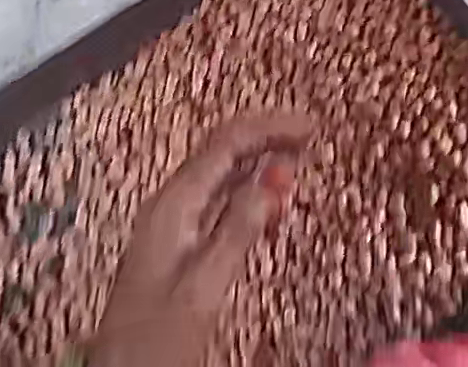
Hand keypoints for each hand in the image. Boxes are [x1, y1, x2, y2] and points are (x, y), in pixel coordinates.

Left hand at [87, 114, 313, 366]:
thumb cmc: (156, 340)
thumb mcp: (203, 287)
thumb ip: (238, 229)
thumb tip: (275, 179)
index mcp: (175, 202)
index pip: (228, 141)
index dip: (271, 127)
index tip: (310, 127)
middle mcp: (172, 201)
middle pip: (225, 148)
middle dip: (268, 136)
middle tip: (309, 137)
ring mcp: (174, 220)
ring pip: (224, 170)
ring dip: (262, 159)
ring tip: (298, 160)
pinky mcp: (180, 241)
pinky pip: (220, 197)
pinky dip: (250, 188)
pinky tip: (270, 201)